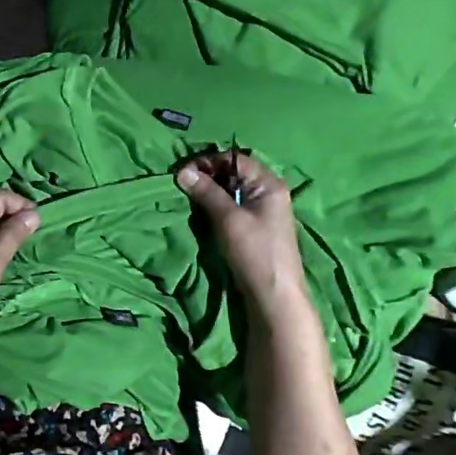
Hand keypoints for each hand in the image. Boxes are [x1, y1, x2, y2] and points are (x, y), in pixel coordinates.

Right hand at [177, 151, 309, 318]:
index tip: (183, 172)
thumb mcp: (228, 219)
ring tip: (188, 199)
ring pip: (232, 192)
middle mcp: (268, 192)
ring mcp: (263, 211)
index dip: (209, 162)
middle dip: (208, 176)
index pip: (236, 159)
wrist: (273, 295)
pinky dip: (216, 207)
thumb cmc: (255, 252)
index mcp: (269, 184)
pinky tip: (202, 213)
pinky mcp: (255, 227)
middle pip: (234, 174)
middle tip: (182, 185)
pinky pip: (233, 208)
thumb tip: (183, 171)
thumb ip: (207, 192)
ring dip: (210, 193)